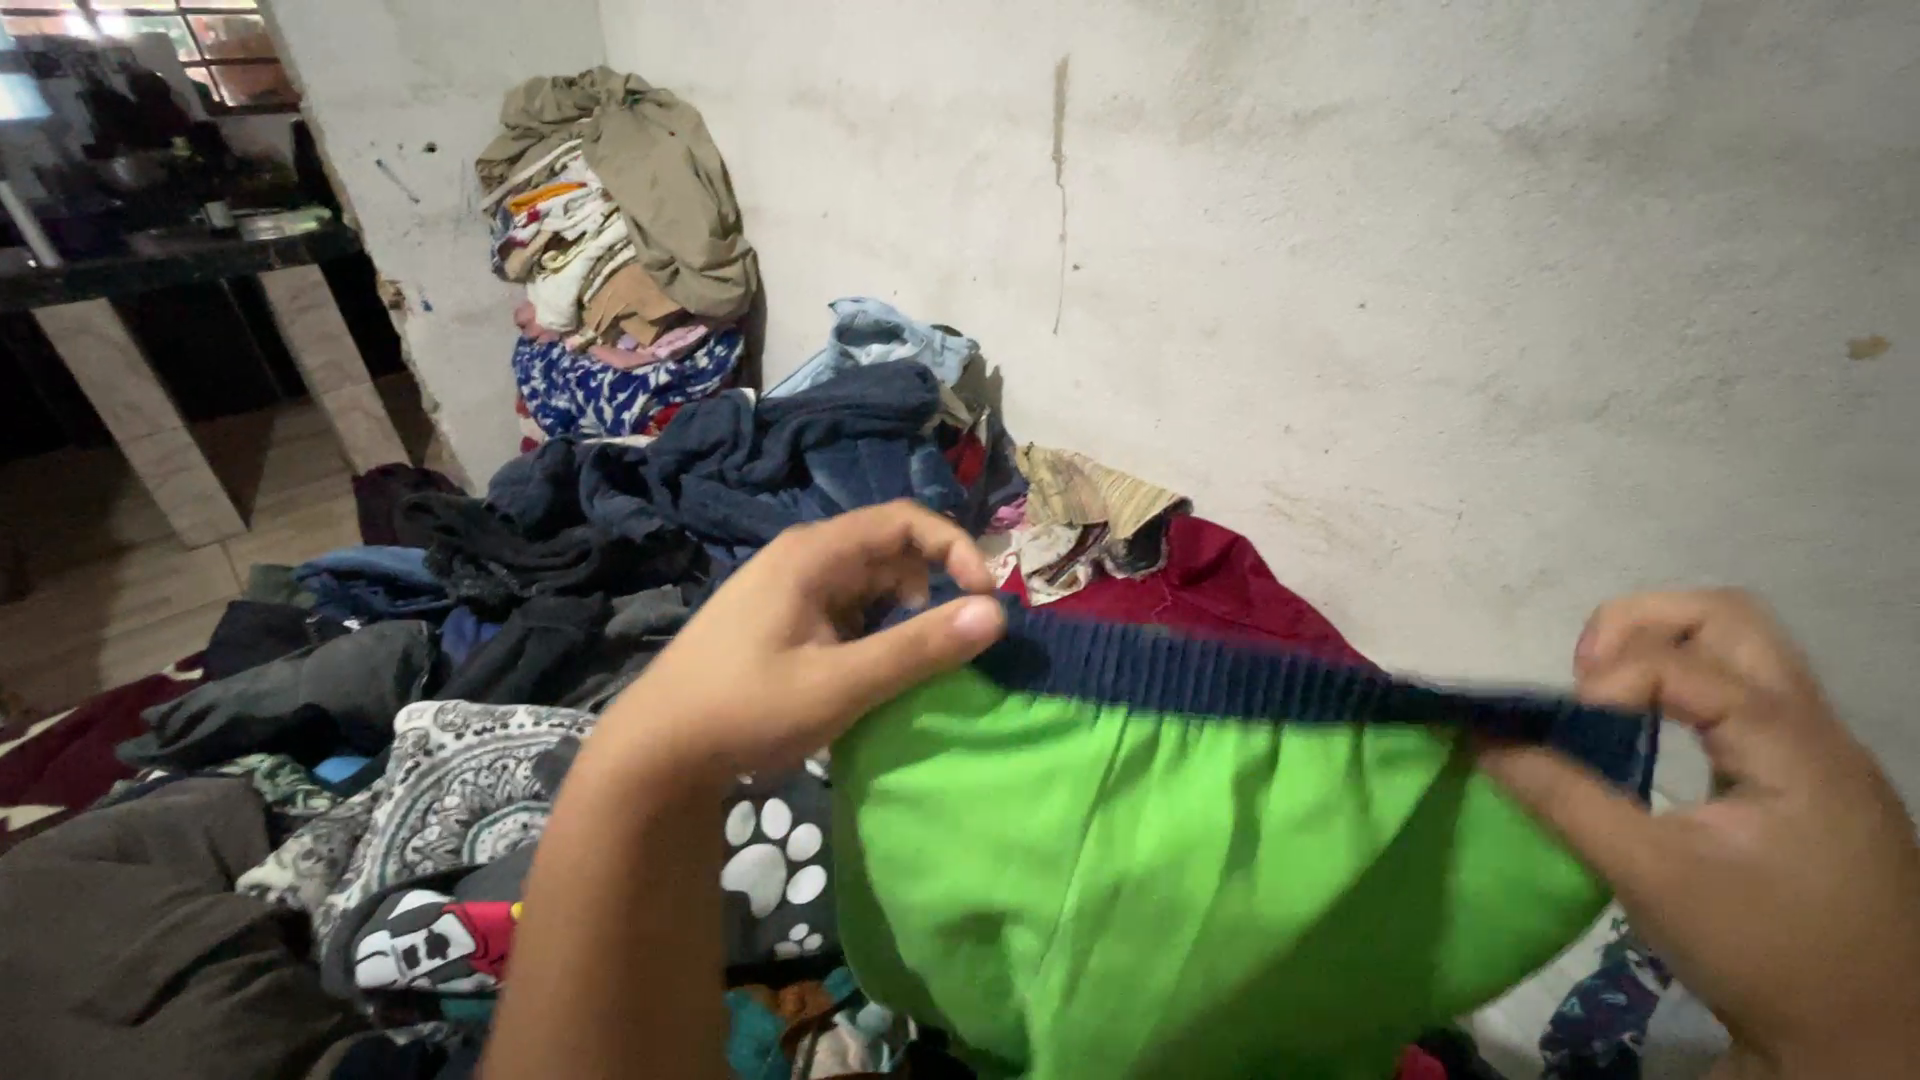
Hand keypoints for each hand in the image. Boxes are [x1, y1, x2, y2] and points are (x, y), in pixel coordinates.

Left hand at [597, 500, 1007, 786]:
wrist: (657, 750)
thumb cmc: (745, 710)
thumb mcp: (840, 684)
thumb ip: (918, 648)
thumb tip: (996, 614)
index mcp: (813, 554)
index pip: (904, 520)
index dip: (955, 547)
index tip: (984, 597)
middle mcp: (804, 557)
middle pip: (889, 547)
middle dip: (934, 581)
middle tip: (959, 633)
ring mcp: (791, 587)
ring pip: (870, 579)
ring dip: (905, 608)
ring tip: (915, 657)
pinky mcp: (786, 617)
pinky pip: (849, 606)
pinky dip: (877, 627)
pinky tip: (875, 666)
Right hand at [1478, 589, 1919, 1076]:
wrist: (1871, 1042)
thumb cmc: (1766, 953)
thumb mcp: (1649, 875)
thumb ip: (1560, 797)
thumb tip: (1481, 738)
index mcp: (1792, 749)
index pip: (1689, 664)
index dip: (1610, 676)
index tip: (1560, 721)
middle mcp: (1812, 730)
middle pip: (1729, 617)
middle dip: (1638, 624)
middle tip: (1580, 674)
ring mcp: (1811, 749)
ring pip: (1737, 646)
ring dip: (1655, 647)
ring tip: (1596, 693)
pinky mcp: (1797, 773)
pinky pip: (1734, 688)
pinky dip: (1671, 682)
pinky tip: (1633, 726)